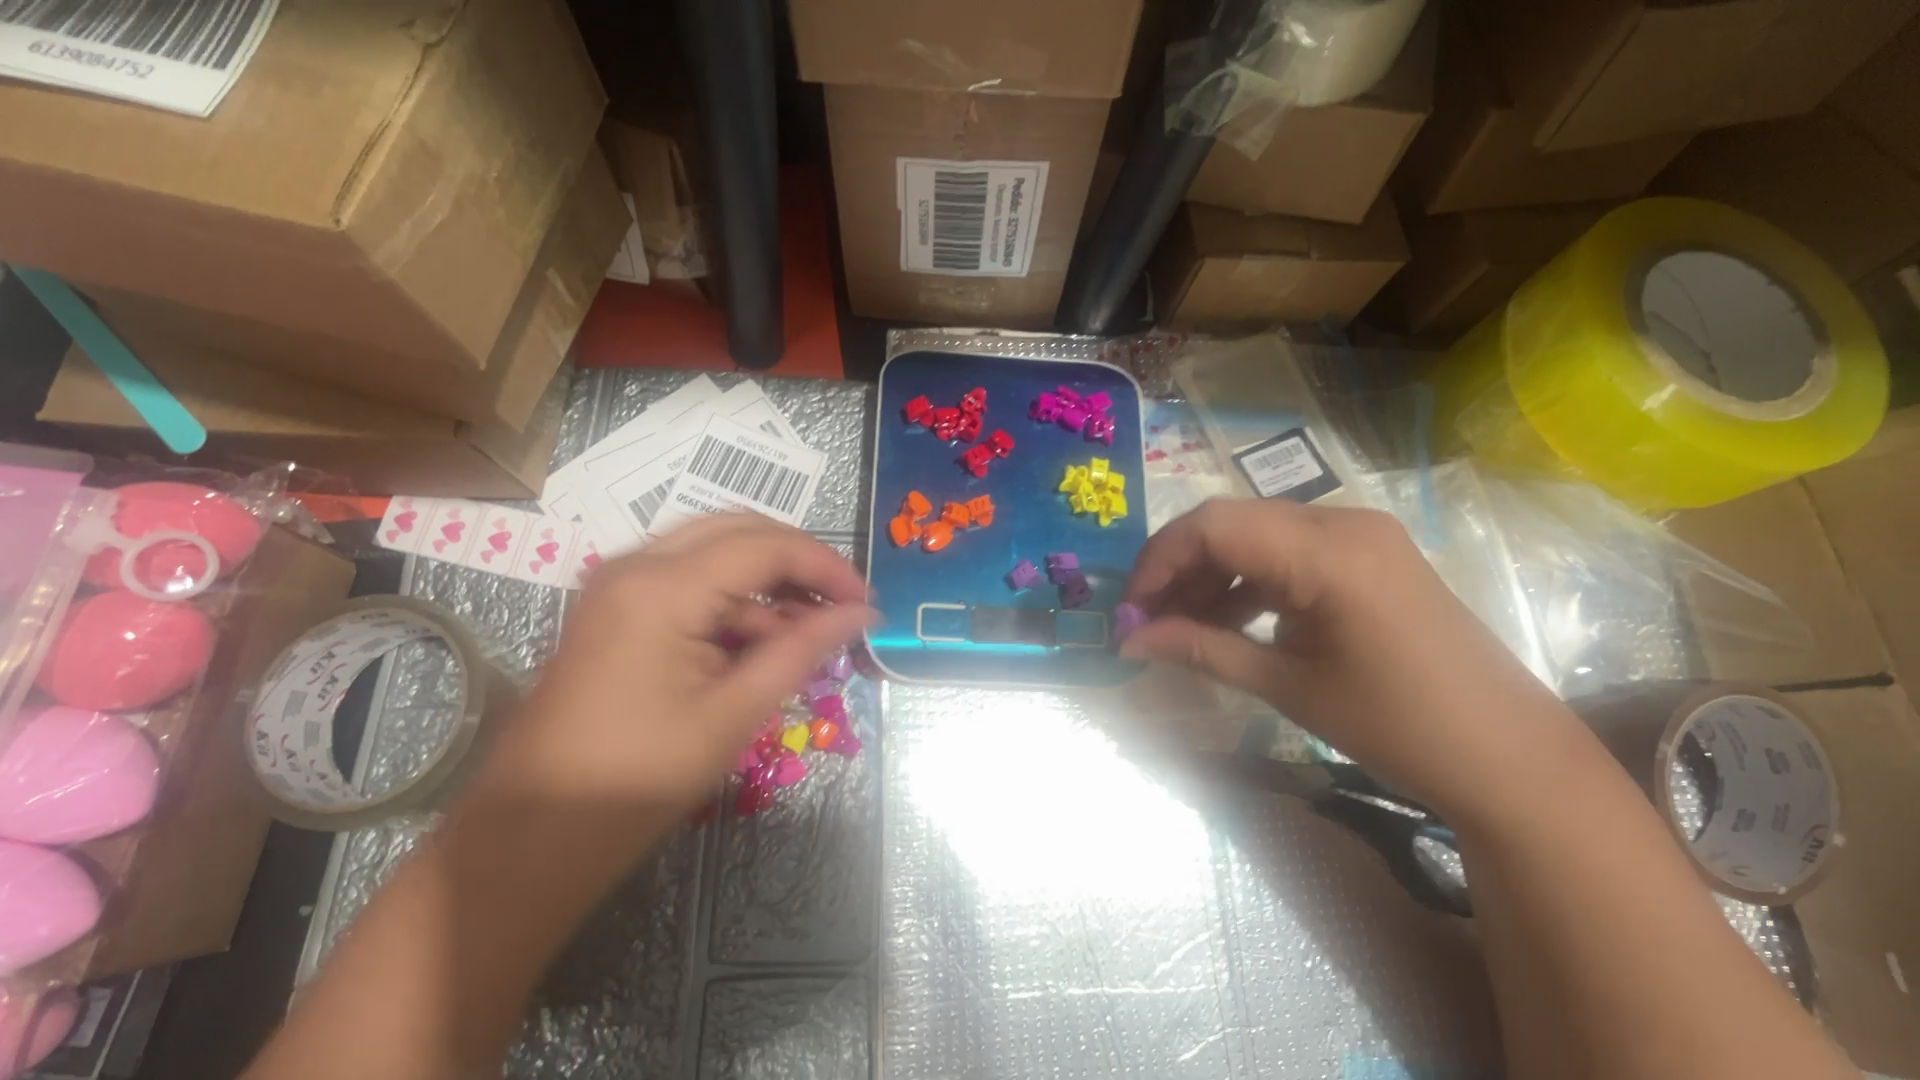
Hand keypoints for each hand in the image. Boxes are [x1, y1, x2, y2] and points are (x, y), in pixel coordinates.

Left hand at [468, 513, 872, 823]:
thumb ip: (800, 651)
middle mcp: (635, 566)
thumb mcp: (733, 714)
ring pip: (711, 554)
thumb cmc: (638, 779)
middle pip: (738, 533)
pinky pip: (685, 584)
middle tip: (843, 605)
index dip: (826, 566)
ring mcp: (617, 587)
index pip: (765, 545)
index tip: (868, 604)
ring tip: (808, 635)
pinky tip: (760, 645)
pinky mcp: (613, 613)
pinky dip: (730, 604)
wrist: (532, 834)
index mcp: (662, 586)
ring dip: (764, 584)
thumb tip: (860, 614)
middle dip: (797, 563)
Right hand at [1123, 498, 1572, 818]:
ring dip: (1213, 576)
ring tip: (1182, 628)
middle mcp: (1344, 522)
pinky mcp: (1371, 556)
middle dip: (1180, 569)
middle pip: (1233, 523)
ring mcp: (1363, 536)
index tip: (1129, 611)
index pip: (1214, 526)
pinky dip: (1252, 581)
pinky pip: (1292, 552)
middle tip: (1146, 622)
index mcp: (1328, 551)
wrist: (1507, 756)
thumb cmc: (1398, 726)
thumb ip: (1202, 650)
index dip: (1159, 561)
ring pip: (1259, 535)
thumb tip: (1129, 641)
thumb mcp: (1288, 686)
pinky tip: (1231, 622)